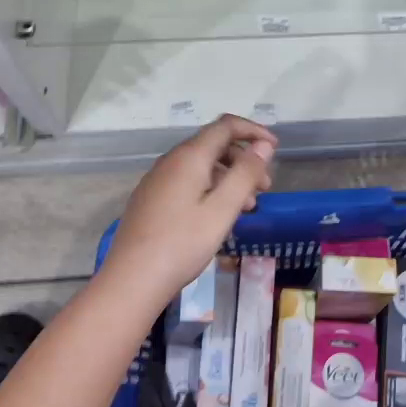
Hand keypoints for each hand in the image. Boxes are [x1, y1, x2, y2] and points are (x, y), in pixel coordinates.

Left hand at [100, 115, 277, 309]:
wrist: (131, 280)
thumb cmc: (182, 244)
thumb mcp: (222, 210)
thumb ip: (245, 173)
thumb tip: (264, 145)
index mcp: (189, 156)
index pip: (225, 126)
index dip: (253, 130)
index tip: (274, 148)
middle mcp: (171, 160)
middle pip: (213, 145)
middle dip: (243, 159)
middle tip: (265, 186)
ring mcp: (158, 180)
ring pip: (201, 166)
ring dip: (229, 178)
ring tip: (248, 207)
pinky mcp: (151, 199)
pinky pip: (188, 181)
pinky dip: (210, 189)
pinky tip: (218, 216)